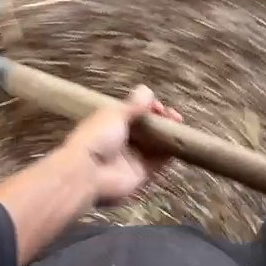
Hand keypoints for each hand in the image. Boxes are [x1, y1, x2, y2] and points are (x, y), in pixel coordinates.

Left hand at [54, 85, 176, 205]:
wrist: (88, 173)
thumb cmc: (96, 137)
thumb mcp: (114, 114)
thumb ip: (133, 105)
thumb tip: (146, 90)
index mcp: (110, 123)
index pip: (134, 113)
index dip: (147, 108)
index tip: (157, 105)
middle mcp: (122, 140)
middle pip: (146, 129)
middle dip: (161, 121)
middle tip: (173, 116)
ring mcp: (131, 158)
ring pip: (155, 145)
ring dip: (167, 135)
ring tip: (178, 127)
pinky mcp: (140, 175)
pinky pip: (158, 163)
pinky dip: (168, 154)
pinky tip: (177, 144)